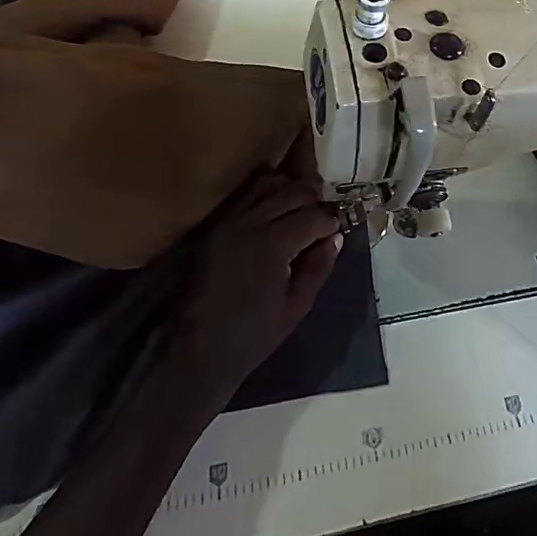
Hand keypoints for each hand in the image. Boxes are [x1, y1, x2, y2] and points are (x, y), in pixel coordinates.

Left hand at [171, 173, 342, 391]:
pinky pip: (247, 196)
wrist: (198, 350)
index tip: (338, 229)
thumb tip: (335, 237)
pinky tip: (277, 209)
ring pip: (267, 185)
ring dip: (290, 191)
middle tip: (325, 216)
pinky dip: (266, 194)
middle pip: (292, 192)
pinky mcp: (216, 226)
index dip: (331, 221)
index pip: (313, 216)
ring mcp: (230, 222)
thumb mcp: (297, 306)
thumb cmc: (254, 335)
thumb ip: (318, 267)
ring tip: (302, 208)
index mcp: (273, 244)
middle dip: (314, 200)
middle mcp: (250, 223)